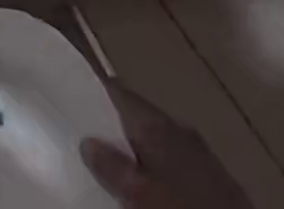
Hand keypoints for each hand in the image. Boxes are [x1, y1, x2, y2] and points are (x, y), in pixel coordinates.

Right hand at [80, 83, 252, 208]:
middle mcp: (178, 128)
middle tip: (86, 138)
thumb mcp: (138, 193)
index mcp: (157, 122)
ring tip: (113, 165)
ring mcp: (200, 153)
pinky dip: (156, 166)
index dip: (91, 90)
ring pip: (154, 139)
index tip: (69, 95)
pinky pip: (173, 160)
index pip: (116, 90)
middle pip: (134, 116)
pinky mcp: (214, 178)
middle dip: (112, 126)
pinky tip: (149, 184)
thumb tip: (87, 141)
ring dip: (135, 149)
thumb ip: (110, 165)